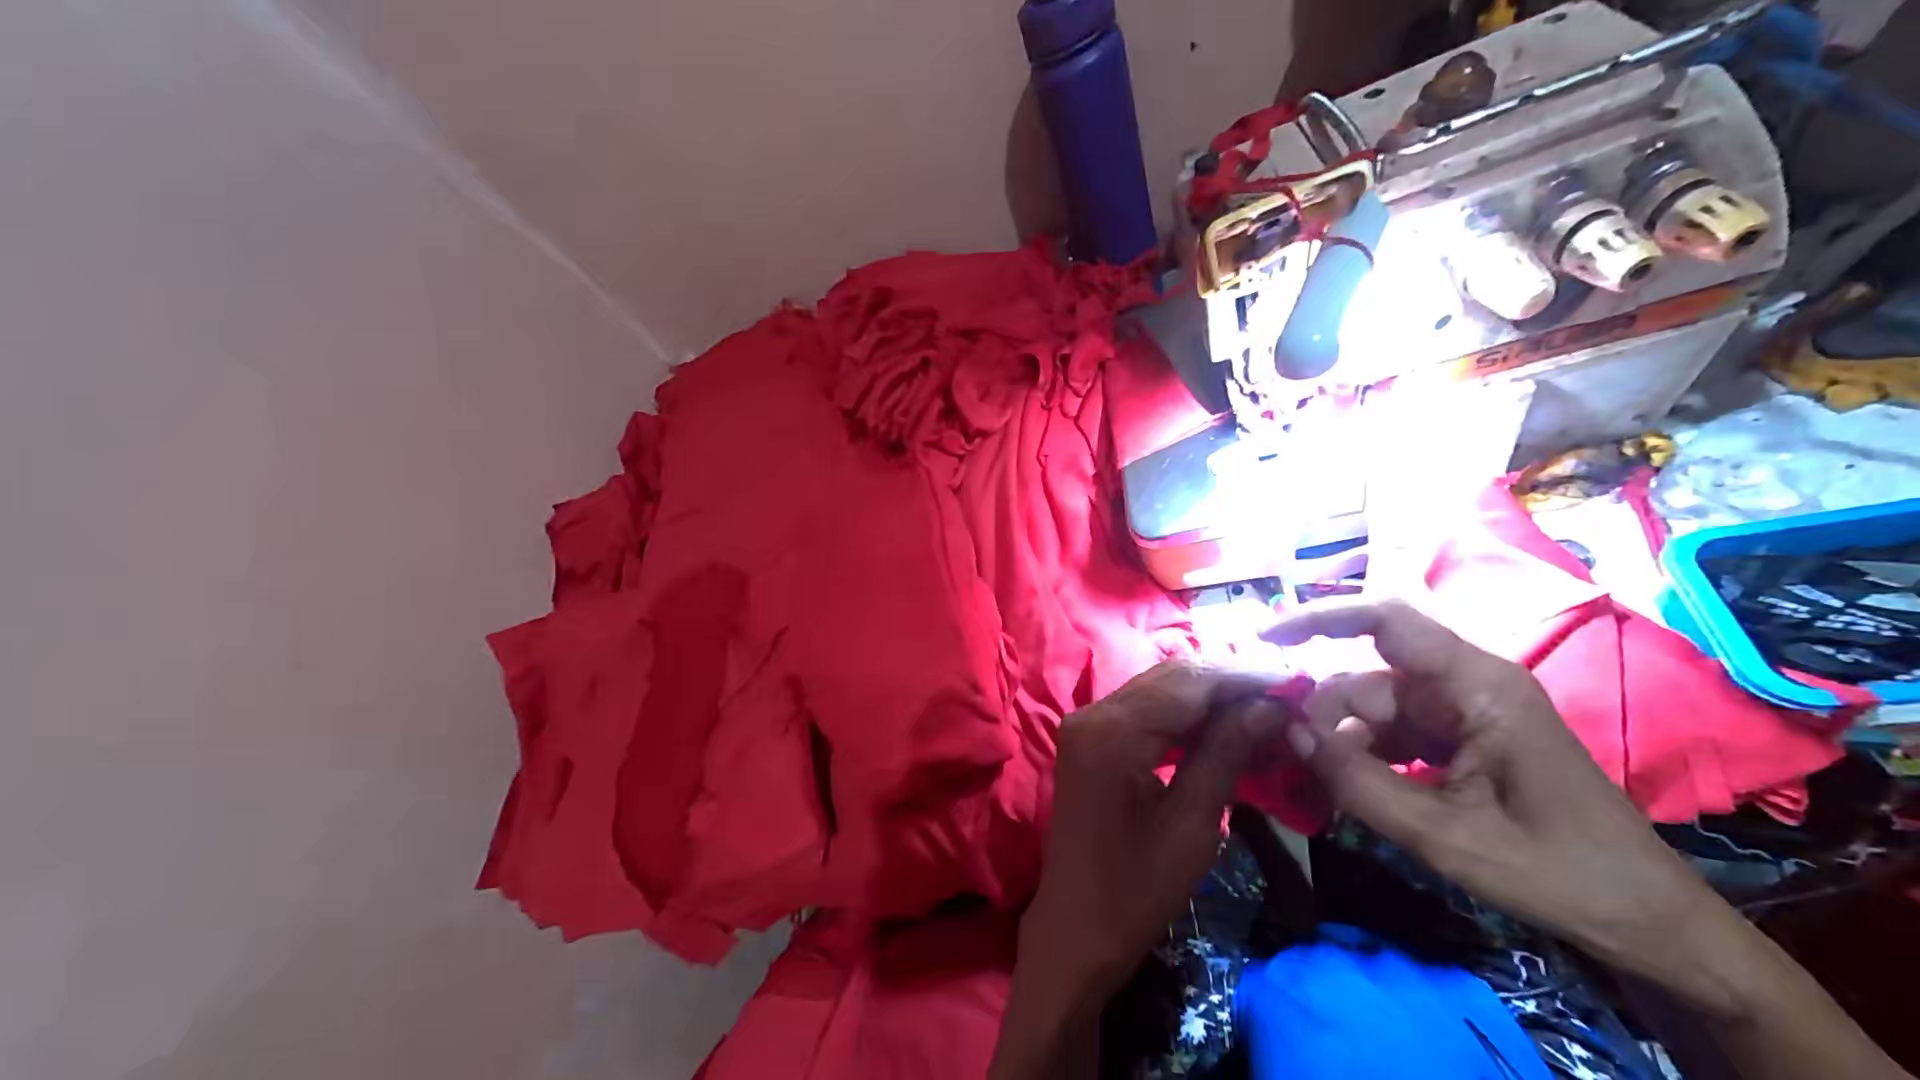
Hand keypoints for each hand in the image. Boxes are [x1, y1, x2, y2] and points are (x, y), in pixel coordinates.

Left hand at [1023, 660, 1294, 999]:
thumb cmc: (1137, 888)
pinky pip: (1143, 710)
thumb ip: (1226, 752)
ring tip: (1264, 708)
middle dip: (1229, 683)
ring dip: (1209, 696)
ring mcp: (1086, 723)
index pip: (1188, 683)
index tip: (1296, 680)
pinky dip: (1183, 714)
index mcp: (1113, 731)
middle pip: (1171, 679)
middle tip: (1286, 695)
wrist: (1077, 925)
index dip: (1244, 678)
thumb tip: (1269, 705)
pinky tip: (1222, 725)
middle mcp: (1093, 712)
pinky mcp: (1089, 737)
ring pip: (1158, 690)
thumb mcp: (1193, 823)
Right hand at [1261, 600, 1721, 972]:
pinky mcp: (1460, 743)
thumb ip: (1357, 781)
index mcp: (1478, 686)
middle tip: (1286, 756)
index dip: (1321, 618)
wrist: (1648, 924)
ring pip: (1373, 710)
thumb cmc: (1558, 871)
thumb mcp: (1445, 835)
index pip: (1388, 622)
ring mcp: (1462, 716)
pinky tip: (1342, 788)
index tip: (1265, 636)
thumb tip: (1286, 731)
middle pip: (1368, 678)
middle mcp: (1465, 687)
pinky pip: (1391, 736)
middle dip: (1323, 713)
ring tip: (1313, 783)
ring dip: (1339, 741)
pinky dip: (1361, 757)